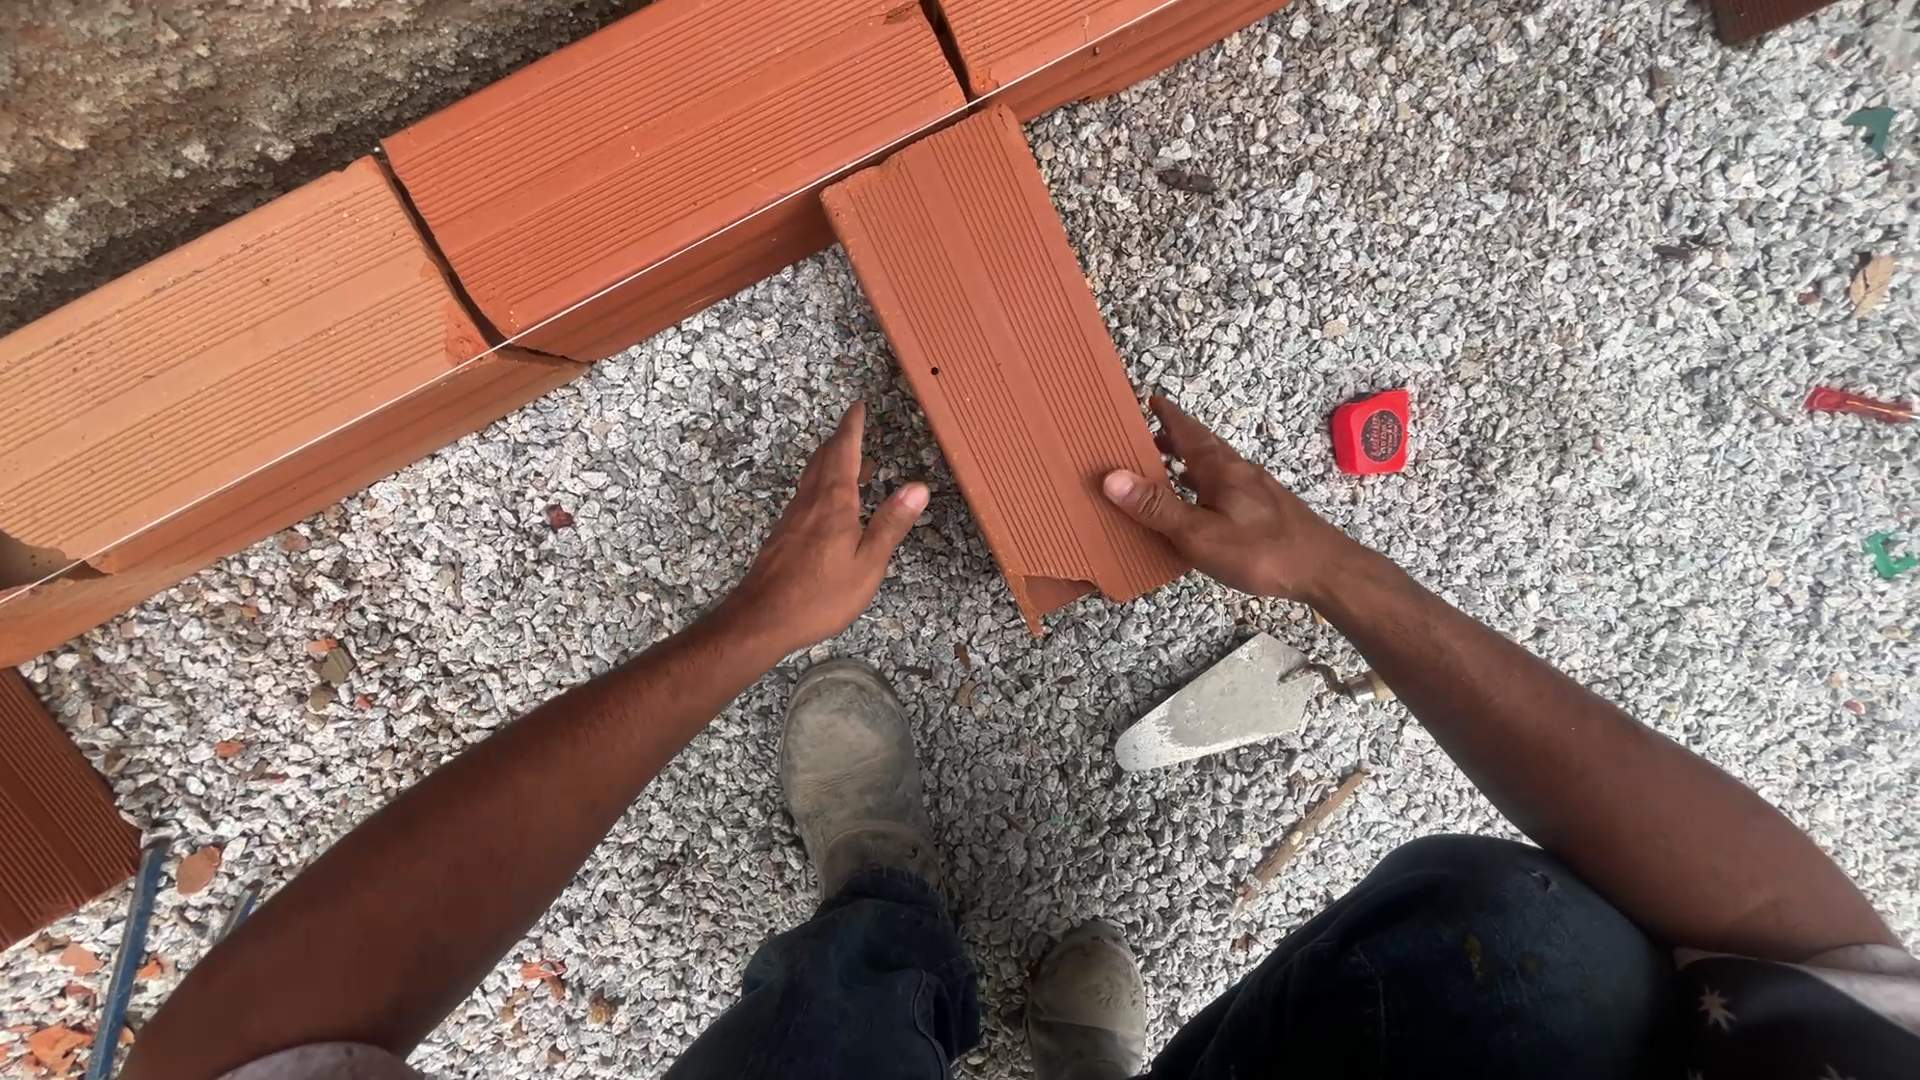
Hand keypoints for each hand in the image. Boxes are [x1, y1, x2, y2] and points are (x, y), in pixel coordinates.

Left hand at [717, 403, 928, 654]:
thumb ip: (891, 524)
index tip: (858, 406)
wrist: (761, 619)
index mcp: (834, 504)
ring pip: (813, 478)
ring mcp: (793, 518)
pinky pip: (806, 497)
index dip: (852, 427)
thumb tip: (918, 487)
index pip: (844, 452)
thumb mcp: (867, 564)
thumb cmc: (819, 596)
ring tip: (855, 466)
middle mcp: (810, 502)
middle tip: (856, 429)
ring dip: (832, 463)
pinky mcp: (784, 535)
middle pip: (824, 459)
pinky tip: (831, 505)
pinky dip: (823, 486)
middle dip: (841, 441)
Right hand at [1101, 397, 1353, 602]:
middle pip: (1202, 446)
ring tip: (1165, 472)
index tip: (1149, 399)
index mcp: (1220, 469)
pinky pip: (1225, 489)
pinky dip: (1204, 488)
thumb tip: (1111, 477)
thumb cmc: (1261, 551)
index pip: (1187, 430)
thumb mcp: (1198, 532)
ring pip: (1214, 468)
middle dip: (1173, 439)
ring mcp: (1255, 490)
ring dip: (1188, 465)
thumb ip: (1156, 507)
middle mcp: (1238, 471)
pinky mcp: (1265, 511)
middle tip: (1147, 439)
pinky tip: (1200, 508)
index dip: (1167, 414)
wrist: (1325, 571)